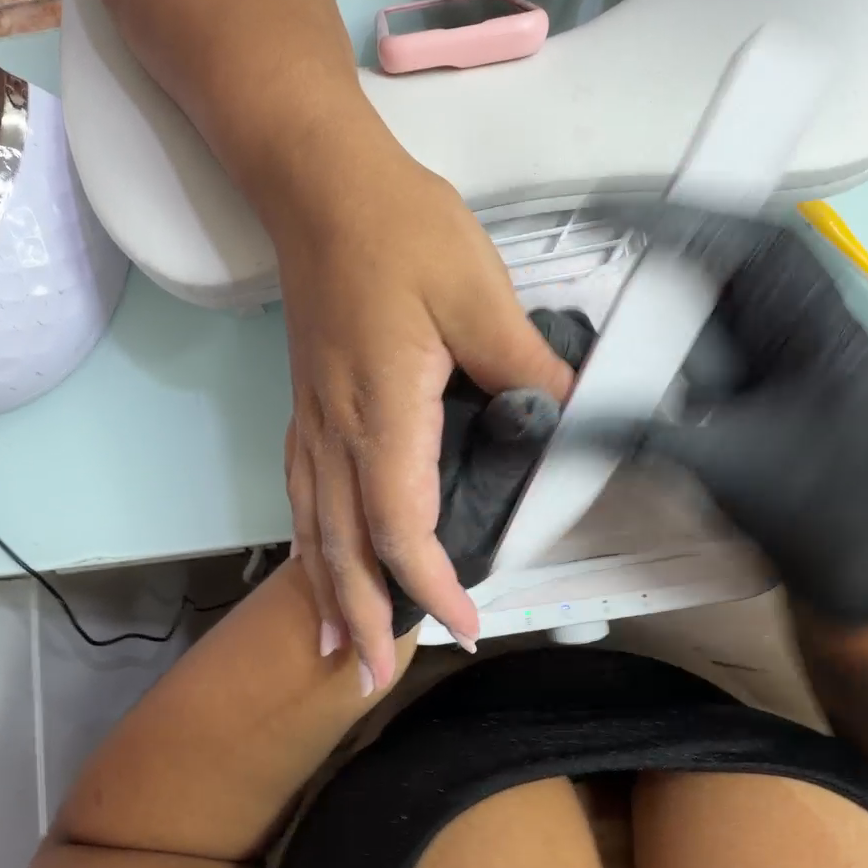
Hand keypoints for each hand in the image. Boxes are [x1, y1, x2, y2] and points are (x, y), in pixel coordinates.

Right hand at [277, 159, 575, 693]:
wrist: (321, 189)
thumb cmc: (398, 234)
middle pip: (340, 543)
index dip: (428, 582)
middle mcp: (335, 430)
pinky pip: (302, 491)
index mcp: (380, 412)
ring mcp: (313, 419)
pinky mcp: (307, 403)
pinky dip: (308, 541)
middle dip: (358, 614)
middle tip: (367, 677)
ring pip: (312, 524)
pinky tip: (315, 557)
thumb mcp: (477, 292)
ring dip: (325, 589)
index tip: (462, 623)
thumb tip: (565, 410)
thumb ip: (523, 362)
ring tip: (333, 643)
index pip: (399, 522)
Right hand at [633, 215, 867, 626]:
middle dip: (681, 230)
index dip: (690, 221)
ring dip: (680, 266)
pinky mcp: (774, 369)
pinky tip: (643, 314)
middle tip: (611, 224)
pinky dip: (681, 311)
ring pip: (735, 282)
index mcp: (823, 333)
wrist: (852, 559)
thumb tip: (555, 423)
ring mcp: (795, 346)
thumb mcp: (716, 464)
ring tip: (618, 254)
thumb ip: (633, 435)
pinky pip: (724, 322)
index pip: (760, 247)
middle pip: (748, 250)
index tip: (620, 214)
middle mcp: (814, 324)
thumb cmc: (805, 508)